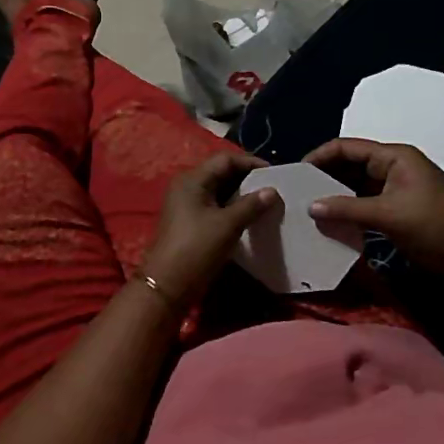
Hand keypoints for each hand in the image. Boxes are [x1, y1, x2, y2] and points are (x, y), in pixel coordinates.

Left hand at [140, 152, 282, 306]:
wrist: (168, 283)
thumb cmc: (197, 248)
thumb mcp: (227, 225)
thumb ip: (251, 205)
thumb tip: (272, 190)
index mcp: (192, 179)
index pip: (225, 159)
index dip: (250, 163)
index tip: (275, 174)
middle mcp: (186, 186)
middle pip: (221, 173)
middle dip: (247, 179)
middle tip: (274, 189)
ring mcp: (186, 204)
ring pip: (218, 190)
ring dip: (241, 195)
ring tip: (267, 203)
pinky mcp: (189, 221)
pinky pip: (214, 206)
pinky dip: (232, 208)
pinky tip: (250, 217)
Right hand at [303, 139, 443, 276]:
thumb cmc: (440, 228)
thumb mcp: (390, 216)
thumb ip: (348, 209)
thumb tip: (309, 206)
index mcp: (394, 157)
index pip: (346, 147)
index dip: (318, 157)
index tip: (294, 174)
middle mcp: (392, 168)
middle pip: (347, 165)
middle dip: (322, 177)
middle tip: (294, 193)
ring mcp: (394, 190)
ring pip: (352, 186)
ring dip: (331, 196)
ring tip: (304, 208)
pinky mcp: (395, 211)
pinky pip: (361, 205)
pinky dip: (344, 211)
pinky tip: (326, 223)